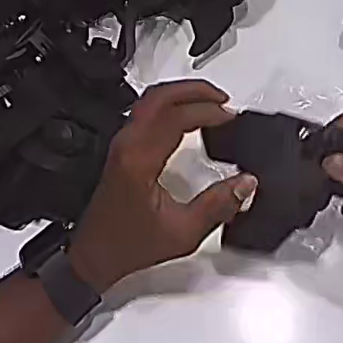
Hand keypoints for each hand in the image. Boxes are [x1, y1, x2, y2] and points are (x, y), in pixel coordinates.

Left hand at [67, 80, 256, 292]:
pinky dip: (169, 105)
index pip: (174, 117)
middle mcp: (127, 145)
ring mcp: (121, 143)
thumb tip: (246, 184)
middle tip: (222, 98)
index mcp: (139, 160)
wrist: (96, 252)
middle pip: (158, 97)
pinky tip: (187, 114)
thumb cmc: (128, 244)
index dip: (206, 110)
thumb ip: (219, 206)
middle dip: (193, 90)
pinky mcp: (122, 147)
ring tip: (209, 102)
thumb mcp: (183, 232)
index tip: (229, 115)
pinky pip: (145, 112)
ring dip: (180, 94)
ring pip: (149, 100)